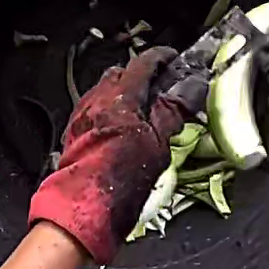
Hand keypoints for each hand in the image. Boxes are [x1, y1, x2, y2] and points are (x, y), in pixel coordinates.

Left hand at [28, 46, 185, 263]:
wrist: (81, 210)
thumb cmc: (121, 181)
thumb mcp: (158, 144)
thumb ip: (173, 110)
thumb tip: (192, 86)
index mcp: (119, 96)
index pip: (144, 62)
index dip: (164, 57)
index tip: (177, 61)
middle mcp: (96, 99)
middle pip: (123, 72)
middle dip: (144, 76)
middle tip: (165, 90)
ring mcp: (83, 114)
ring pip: (108, 91)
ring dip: (128, 94)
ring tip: (147, 112)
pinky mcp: (76, 131)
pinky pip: (98, 109)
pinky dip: (114, 110)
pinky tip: (127, 129)